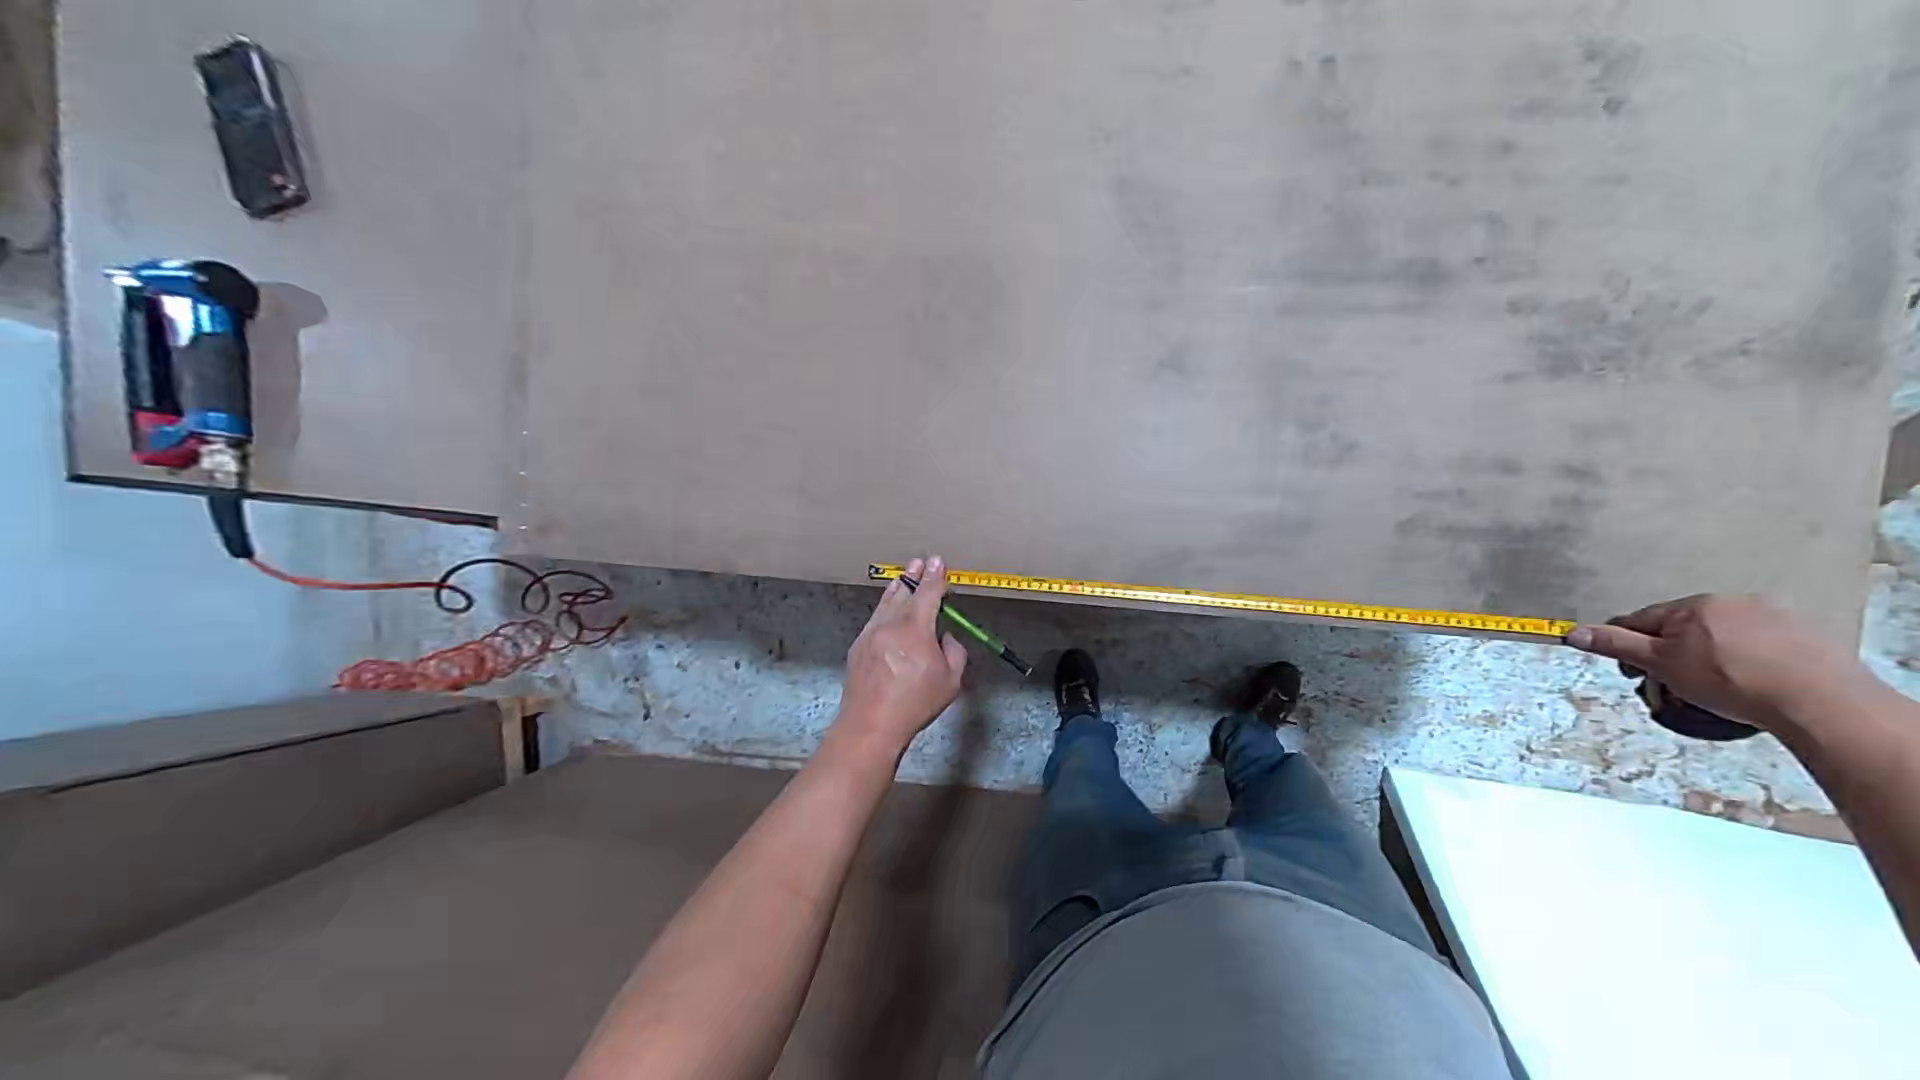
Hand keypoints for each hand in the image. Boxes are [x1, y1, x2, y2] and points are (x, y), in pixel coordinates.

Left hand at [836, 555, 967, 755]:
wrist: (871, 723)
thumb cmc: (914, 703)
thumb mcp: (951, 680)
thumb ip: (954, 651)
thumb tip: (945, 638)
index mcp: (916, 627)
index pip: (928, 593)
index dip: (935, 576)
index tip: (938, 562)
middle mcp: (890, 624)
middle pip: (904, 592)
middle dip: (914, 576)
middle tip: (919, 563)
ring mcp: (870, 634)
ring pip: (885, 604)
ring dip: (896, 589)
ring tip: (902, 579)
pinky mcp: (858, 647)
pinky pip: (874, 620)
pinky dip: (884, 610)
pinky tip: (887, 612)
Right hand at [1565, 594, 1878, 735]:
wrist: (1820, 702)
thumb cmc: (1731, 682)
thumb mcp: (1661, 665)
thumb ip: (1616, 644)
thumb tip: (1572, 632)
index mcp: (1692, 605)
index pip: (1641, 620)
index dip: (1630, 646)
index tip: (1635, 672)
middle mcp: (1730, 601)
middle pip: (1682, 626)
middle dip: (1672, 651)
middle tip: (1676, 683)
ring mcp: (1773, 614)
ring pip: (1721, 633)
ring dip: (1710, 653)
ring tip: (1719, 684)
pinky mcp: (1806, 632)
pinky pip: (1760, 640)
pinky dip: (1749, 656)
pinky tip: (1755, 678)